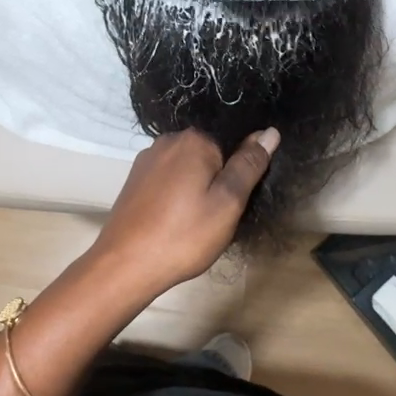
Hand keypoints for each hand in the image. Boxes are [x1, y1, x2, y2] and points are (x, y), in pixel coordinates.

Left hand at [90, 128, 277, 294]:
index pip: (233, 144)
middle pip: (209, 155)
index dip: (240, 173)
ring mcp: (147, 160)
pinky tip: (177, 221)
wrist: (125, 264)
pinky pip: (168, 179)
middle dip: (218, 181)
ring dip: (198, 190)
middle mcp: (168, 141)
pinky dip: (178, 196)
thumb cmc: (183, 235)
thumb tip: (270, 131)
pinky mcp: (135, 180)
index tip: (237, 202)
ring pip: (187, 169)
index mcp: (194, 140)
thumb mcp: (227, 202)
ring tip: (197, 222)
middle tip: (219, 216)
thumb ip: (248, 165)